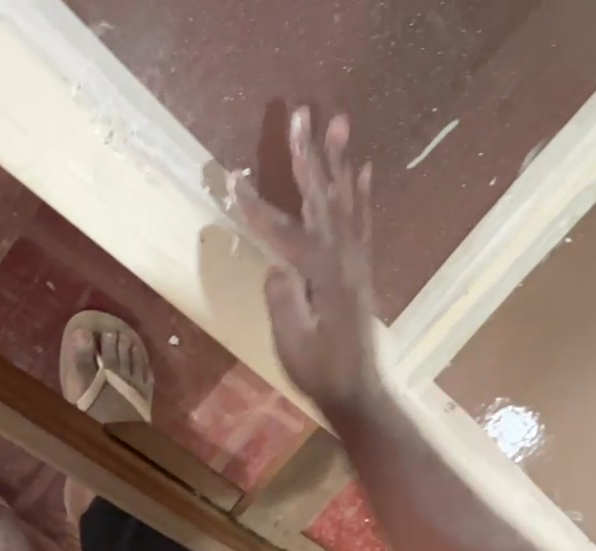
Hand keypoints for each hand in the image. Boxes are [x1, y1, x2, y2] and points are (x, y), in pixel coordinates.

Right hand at [234, 108, 380, 411]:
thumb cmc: (319, 372)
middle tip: (303, 113)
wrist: (357, 392)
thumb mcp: (293, 343)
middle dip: (309, 156)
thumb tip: (275, 267)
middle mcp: (344, 260)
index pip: (284, 232)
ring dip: (339, 161)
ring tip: (339, 122)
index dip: (256, 207)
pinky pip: (361, 222)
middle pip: (323, 199)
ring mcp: (356, 264)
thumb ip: (284, 302)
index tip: (232, 179)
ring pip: (346, 202)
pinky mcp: (360, 272)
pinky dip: (361, 193)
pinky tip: (363, 171)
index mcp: (322, 277)